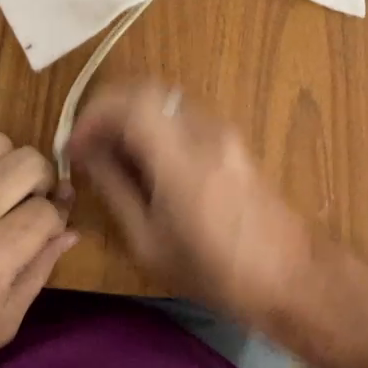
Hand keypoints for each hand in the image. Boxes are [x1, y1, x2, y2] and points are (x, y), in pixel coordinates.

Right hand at [64, 82, 312, 323]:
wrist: (294, 278)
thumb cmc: (216, 272)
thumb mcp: (150, 243)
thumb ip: (115, 189)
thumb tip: (87, 155)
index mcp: (179, 155)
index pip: (128, 103)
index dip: (92, 115)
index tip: (73, 144)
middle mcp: (202, 128)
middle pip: (145, 90)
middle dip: (108, 108)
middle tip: (87, 142)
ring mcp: (221, 129)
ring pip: (163, 98)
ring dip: (131, 113)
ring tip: (112, 151)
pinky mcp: (231, 137)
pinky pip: (181, 114)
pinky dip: (154, 122)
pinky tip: (145, 158)